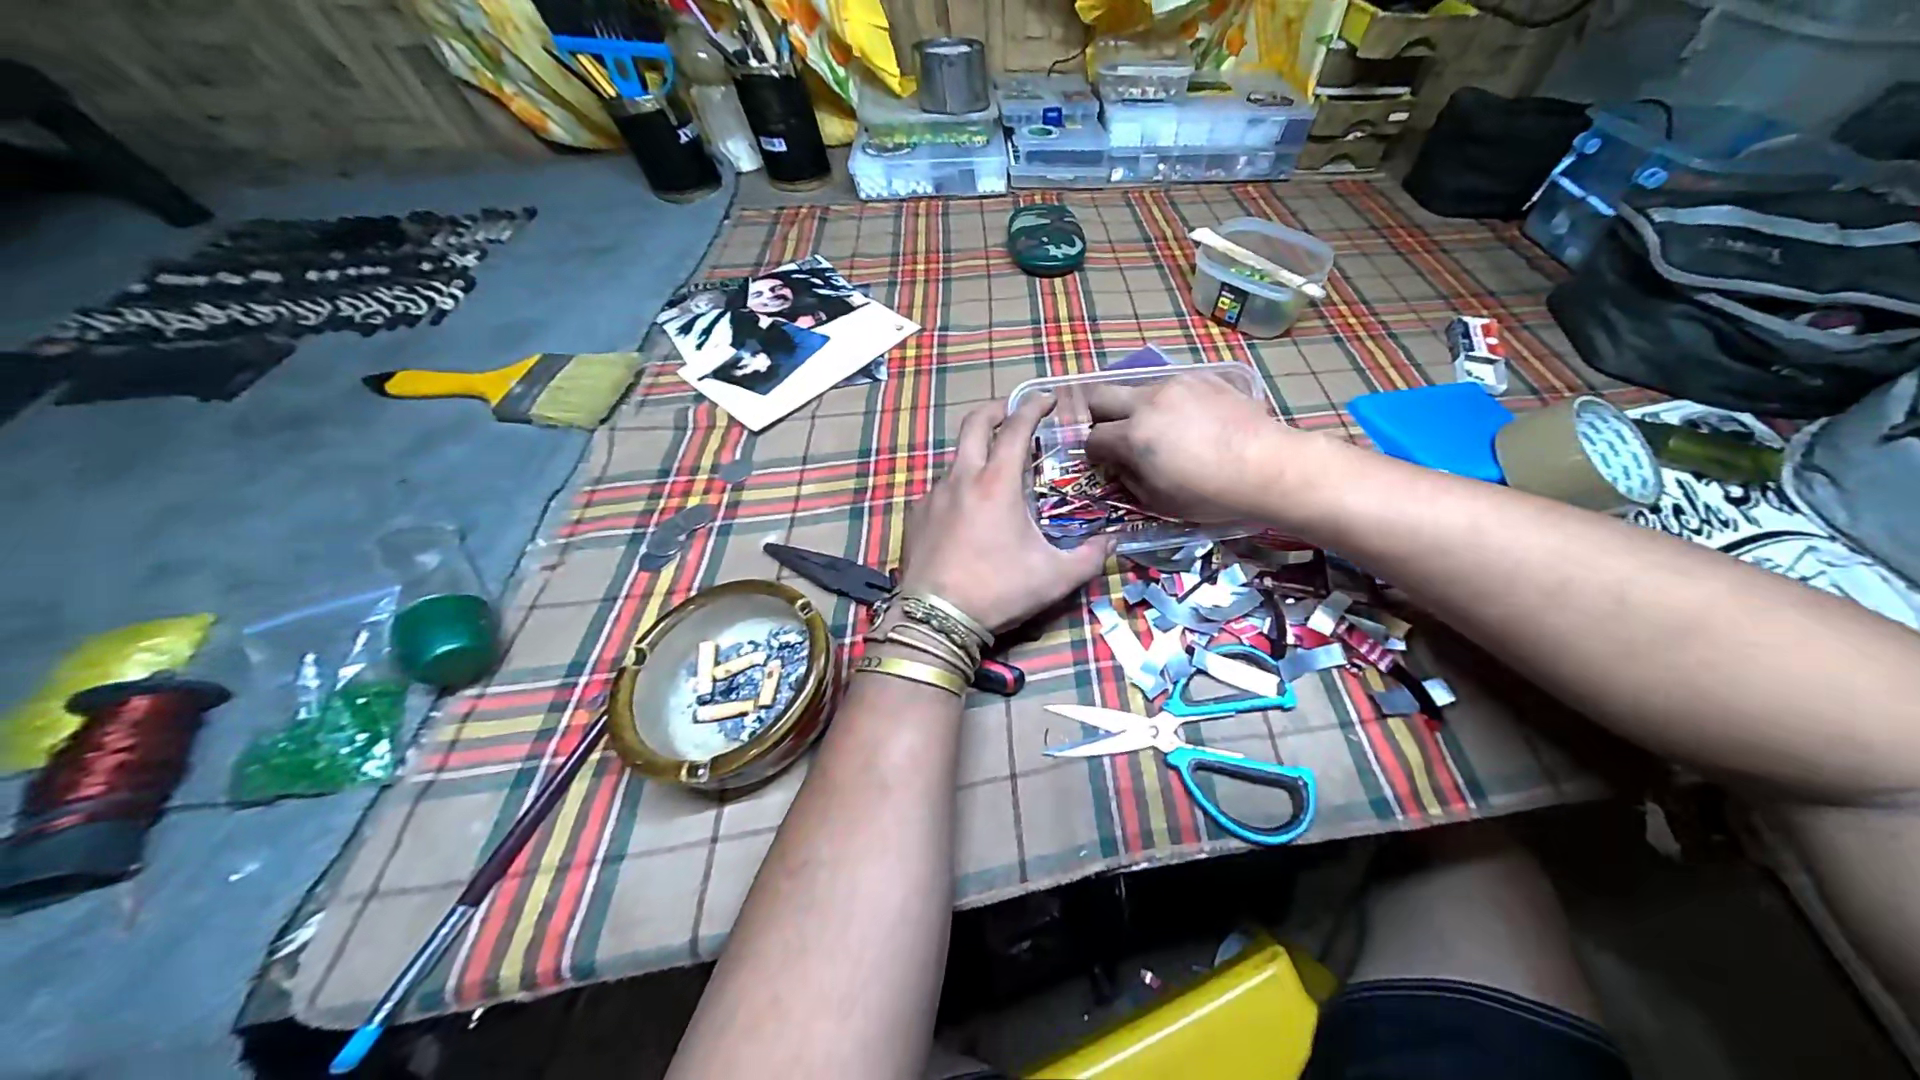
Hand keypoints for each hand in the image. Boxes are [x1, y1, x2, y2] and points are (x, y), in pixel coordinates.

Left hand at [899, 394, 1115, 630]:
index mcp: (997, 484)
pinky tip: (967, 512)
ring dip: (977, 453)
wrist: (935, 618)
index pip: (1016, 428)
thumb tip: (1113, 543)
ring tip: (994, 474)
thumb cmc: (998, 592)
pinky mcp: (916, 514)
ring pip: (956, 458)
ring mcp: (933, 495)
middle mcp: (962, 479)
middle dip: (996, 410)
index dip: (1033, 407)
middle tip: (1013, 413)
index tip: (1046, 399)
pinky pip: (940, 489)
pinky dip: (958, 488)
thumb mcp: (1054, 578)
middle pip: (974, 423)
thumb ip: (1089, 558)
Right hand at [1083, 370, 1322, 522]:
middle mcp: (1148, 402)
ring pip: (1138, 389)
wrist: (1269, 466)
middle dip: (1099, 417)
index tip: (1106, 463)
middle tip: (1118, 436)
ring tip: (1164, 430)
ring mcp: (1176, 384)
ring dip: (1138, 409)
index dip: (1095, 454)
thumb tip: (1118, 467)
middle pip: (1100, 396)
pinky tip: (1192, 421)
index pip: (1093, 438)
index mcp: (1134, 436)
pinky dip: (1170, 402)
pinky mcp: (1202, 377)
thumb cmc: (1211, 493)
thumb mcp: (1160, 501)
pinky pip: (1171, 386)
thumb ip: (1129, 480)